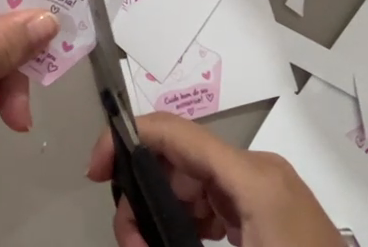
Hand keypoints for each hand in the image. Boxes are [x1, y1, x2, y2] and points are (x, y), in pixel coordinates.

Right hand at [88, 113, 343, 246]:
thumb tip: (135, 234)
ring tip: (149, 245)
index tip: (96, 172)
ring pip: (194, 178)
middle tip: (130, 240)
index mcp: (253, 177)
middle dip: (142, 191)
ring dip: (164, 208)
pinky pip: (216, 196)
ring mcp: (268, 188)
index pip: (173, 131)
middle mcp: (259, 171)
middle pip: (179, 158)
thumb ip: (178, 238)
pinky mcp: (272, 209)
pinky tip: (185, 242)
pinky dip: (191, 216)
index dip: (124, 138)